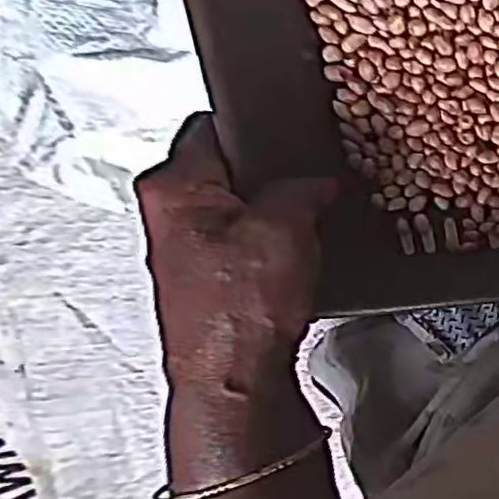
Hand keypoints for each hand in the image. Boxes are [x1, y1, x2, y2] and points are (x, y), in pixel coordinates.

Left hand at [136, 113, 338, 390]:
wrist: (237, 369)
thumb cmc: (241, 305)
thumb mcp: (285, 226)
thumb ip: (305, 189)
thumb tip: (325, 179)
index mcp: (173, 187)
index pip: (217, 129)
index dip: (265, 128)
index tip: (302, 133)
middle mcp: (173, 211)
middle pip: (237, 168)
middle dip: (284, 172)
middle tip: (324, 178)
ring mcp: (193, 242)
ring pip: (250, 202)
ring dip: (288, 206)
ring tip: (322, 214)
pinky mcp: (218, 268)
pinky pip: (257, 233)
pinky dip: (285, 234)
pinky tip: (310, 246)